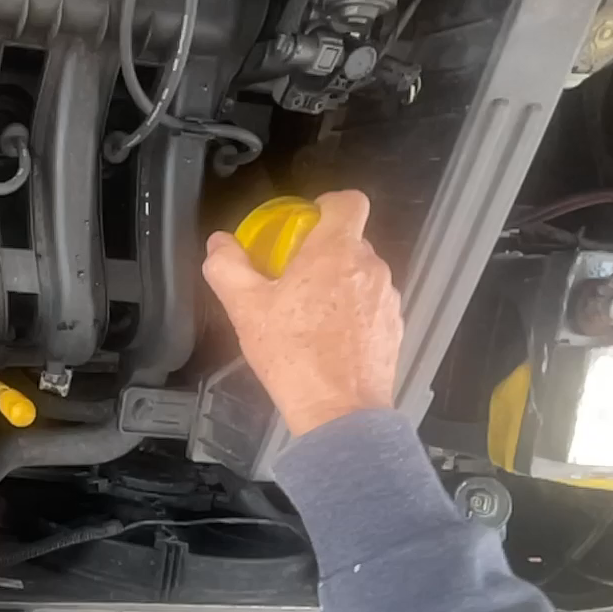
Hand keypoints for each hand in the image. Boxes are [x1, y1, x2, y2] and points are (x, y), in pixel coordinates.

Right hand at [201, 190, 403, 435]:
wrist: (337, 409)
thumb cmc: (290, 352)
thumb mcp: (244, 308)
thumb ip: (227, 267)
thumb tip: (219, 244)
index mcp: (335, 252)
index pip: (348, 202)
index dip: (326, 206)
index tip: (304, 224)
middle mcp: (371, 267)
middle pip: (349, 242)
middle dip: (320, 254)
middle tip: (288, 282)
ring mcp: (387, 298)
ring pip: (359, 275)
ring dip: (334, 286)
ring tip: (304, 318)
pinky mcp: (394, 327)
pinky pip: (369, 306)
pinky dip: (349, 314)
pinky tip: (325, 342)